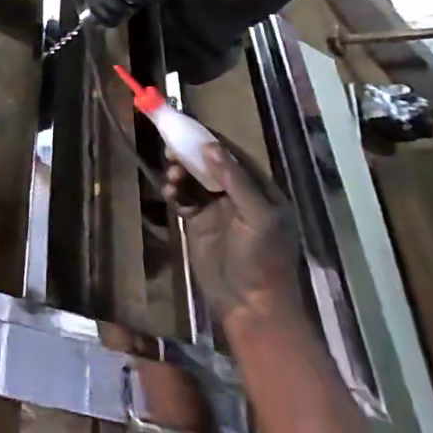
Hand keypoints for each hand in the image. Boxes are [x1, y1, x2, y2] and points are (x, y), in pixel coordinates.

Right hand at [166, 145, 303, 330]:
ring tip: (171, 175)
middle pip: (210, 164)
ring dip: (181, 173)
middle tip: (171, 149)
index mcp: (260, 189)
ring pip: (194, 179)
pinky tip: (170, 193)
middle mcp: (238, 194)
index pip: (234, 155)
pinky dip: (176, 192)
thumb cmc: (263, 259)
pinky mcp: (198, 224)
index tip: (189, 126)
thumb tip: (211, 147)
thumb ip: (235, 180)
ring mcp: (217, 209)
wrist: (250, 306)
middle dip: (191, 155)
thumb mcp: (257, 216)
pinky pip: (184, 199)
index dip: (212, 140)